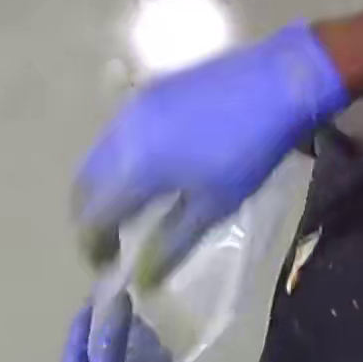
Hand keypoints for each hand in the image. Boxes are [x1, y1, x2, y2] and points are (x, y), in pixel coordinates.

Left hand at [55, 294, 177, 361]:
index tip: (117, 272)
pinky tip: (174, 340)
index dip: (95, 303)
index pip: (80, 330)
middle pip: (108, 337)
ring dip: (145, 333)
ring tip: (164, 308)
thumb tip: (118, 296)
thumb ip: (111, 343)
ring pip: (132, 350)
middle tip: (149, 285)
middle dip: (125, 314)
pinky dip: (159, 354)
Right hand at [75, 23, 347, 282]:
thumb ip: (172, 244)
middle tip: (114, 237)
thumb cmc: (248, 149)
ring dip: (104, 181)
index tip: (109, 265)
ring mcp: (136, 103)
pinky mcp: (153, 86)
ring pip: (100, 152)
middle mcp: (122, 131)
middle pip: (86, 181)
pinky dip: (119, 154)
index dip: (95, 246)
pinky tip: (148, 164)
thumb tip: (141, 280)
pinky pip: (119, 128)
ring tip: (131, 203)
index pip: (92, 216)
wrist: (277, 80)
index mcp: (134, 165)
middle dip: (91, 213)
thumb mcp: (214, 204)